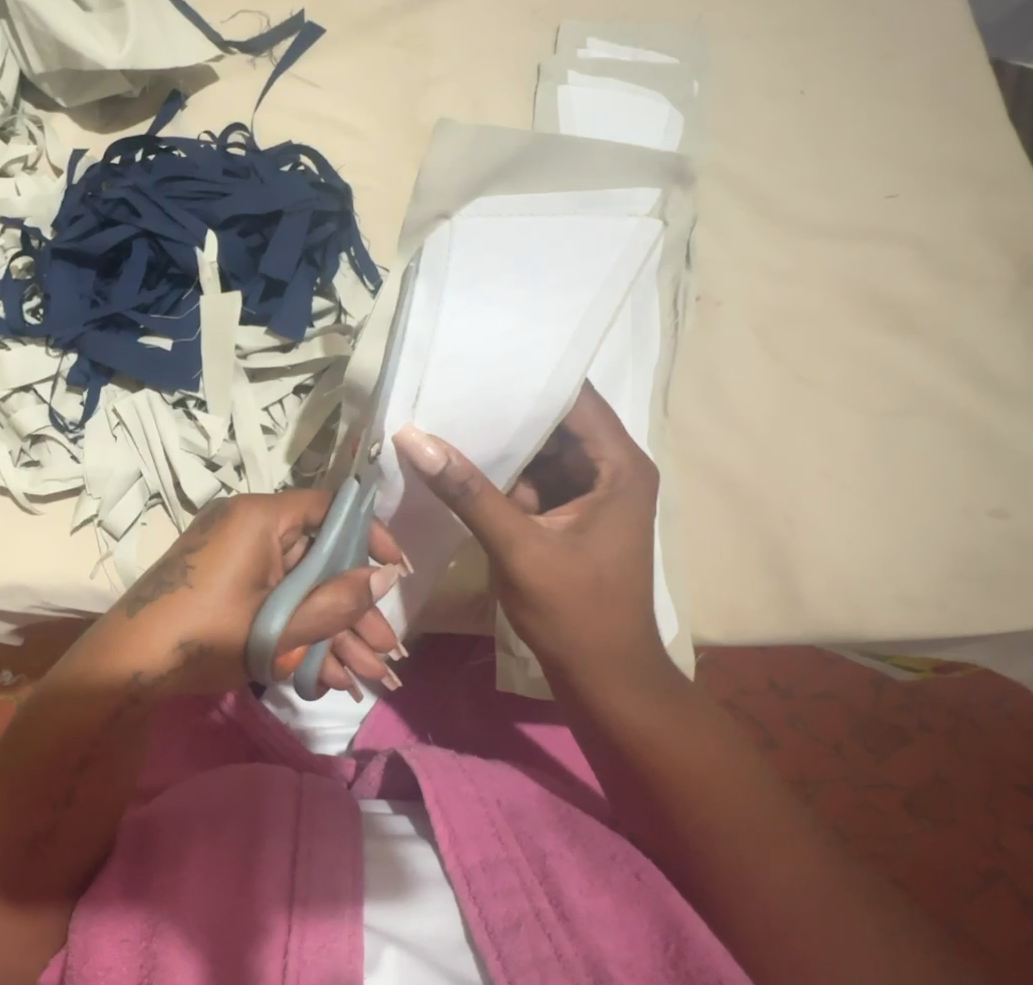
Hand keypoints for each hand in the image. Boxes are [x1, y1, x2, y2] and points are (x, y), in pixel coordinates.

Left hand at [79, 491, 407, 697]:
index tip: (398, 570)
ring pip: (299, 588)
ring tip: (369, 676)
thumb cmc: (203, 635)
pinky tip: (329, 677)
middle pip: (318, 560)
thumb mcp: (277, 626)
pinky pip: (274, 601)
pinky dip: (298, 634)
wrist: (127, 665)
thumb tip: (385, 576)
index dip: (368, 536)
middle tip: (389, 650)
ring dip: (332, 632)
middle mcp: (249, 530)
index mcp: (258, 519)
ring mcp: (236, 560)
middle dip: (354, 610)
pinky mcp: (227, 588)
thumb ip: (335, 603)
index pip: (326, 509)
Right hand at [392, 383, 668, 682]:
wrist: (601, 676)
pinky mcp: (563, 516)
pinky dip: (495, 473)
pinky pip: (527, 480)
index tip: (477, 357)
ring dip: (496, 440)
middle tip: (446, 382)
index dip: (529, 378)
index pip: (575, 400)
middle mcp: (608, 471)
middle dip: (503, 407)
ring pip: (537, 451)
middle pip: (554, 422)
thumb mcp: (518, 547)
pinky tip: (452, 459)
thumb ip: (468, 492)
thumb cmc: (576, 611)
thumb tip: (414, 438)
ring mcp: (586, 495)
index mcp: (618, 468)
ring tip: (441, 411)